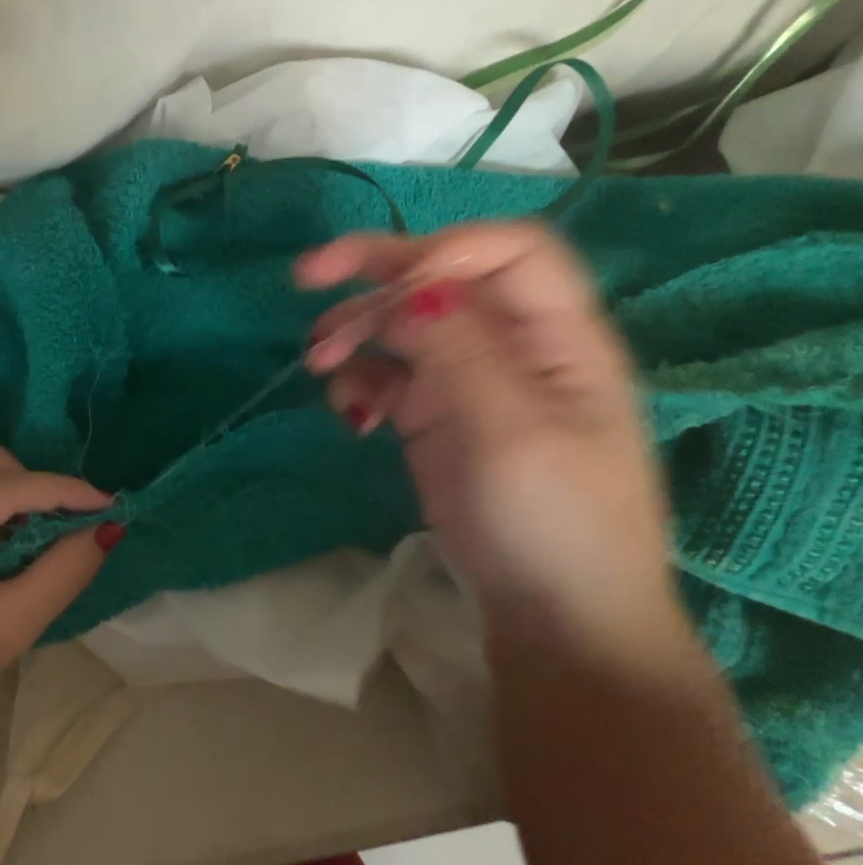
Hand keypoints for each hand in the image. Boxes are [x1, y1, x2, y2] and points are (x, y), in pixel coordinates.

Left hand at [0, 447, 118, 814]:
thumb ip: (65, 569)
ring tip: (44, 542)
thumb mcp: (13, 621)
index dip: (64, 490)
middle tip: (76, 531)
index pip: (6, 485)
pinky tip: (14, 542)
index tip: (114, 504)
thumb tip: (109, 526)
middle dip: (41, 491)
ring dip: (22, 497)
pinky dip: (0, 505)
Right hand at [296, 223, 676, 646]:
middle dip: (373, 277)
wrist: (553, 616)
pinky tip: (352, 416)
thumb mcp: (507, 431)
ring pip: (401, 324)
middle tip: (305, 279)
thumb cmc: (552, 521)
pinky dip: (357, 381)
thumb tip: (410, 285)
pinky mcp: (434, 413)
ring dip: (354, 333)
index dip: (442, 248)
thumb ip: (458, 350)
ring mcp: (470, 379)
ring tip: (319, 366)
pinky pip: (385, 372)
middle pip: (440, 279)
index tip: (375, 277)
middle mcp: (513, 346)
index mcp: (558, 338)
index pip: (508, 253)